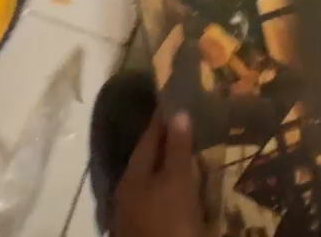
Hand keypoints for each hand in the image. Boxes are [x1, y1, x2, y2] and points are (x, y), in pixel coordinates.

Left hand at [113, 110, 203, 236]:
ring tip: (193, 154)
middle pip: (148, 159)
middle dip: (168, 142)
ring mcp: (133, 214)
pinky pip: (159, 200)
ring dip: (171, 166)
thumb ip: (177, 148)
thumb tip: (177, 111)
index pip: (148, 136)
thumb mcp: (177, 182)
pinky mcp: (145, 230)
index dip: (163, 117)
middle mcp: (127, 192)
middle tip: (191, 123)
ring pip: (153, 180)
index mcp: (132, 175)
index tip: (178, 97)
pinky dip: (172, 189)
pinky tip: (186, 189)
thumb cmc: (168, 222)